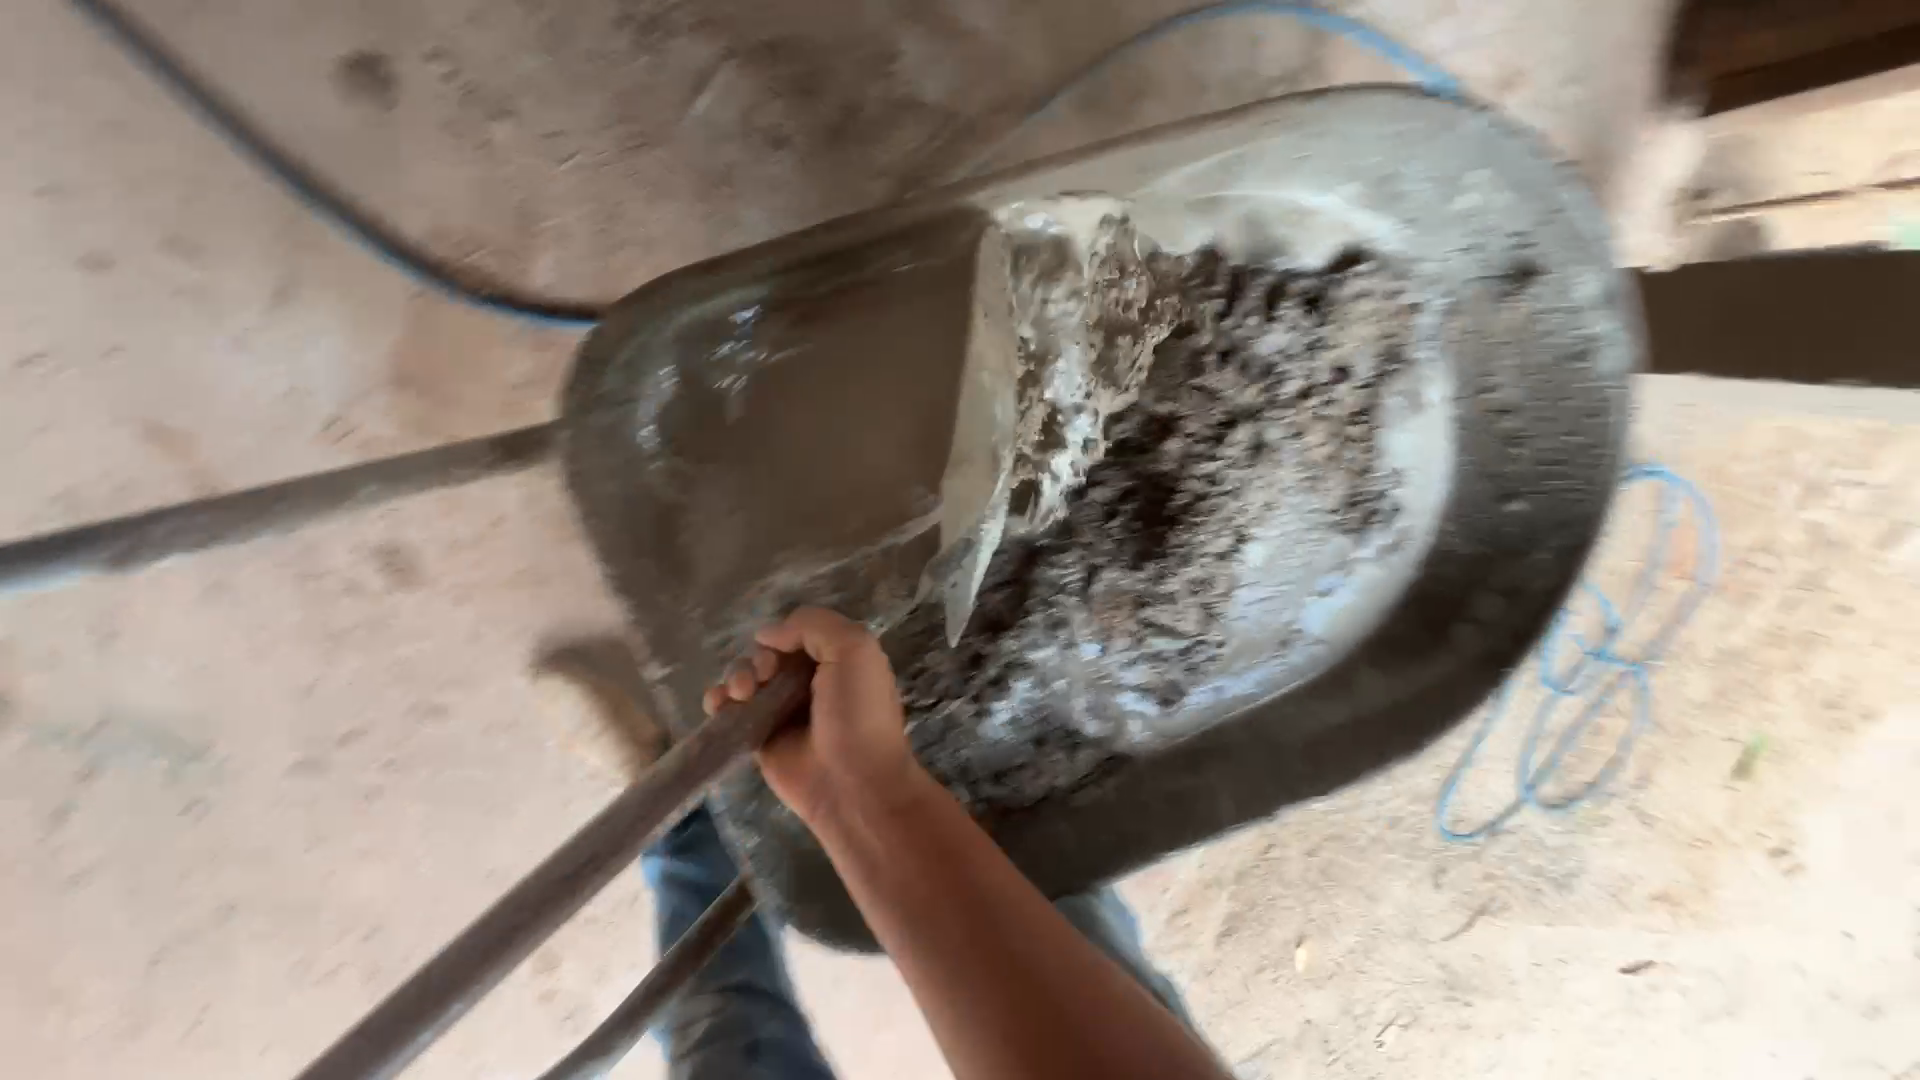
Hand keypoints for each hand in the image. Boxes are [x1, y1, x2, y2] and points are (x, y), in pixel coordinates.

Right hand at [703, 607, 923, 828]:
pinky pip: (731, 710)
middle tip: (765, 677)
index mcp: (838, 658)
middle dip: (759, 658)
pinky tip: (720, 705)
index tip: (779, 649)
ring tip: (743, 694)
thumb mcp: (855, 649)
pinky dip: (719, 700)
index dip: (784, 635)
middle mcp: (810, 681)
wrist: (853, 783)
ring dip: (737, 676)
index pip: (800, 632)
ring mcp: (782, 710)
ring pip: (747, 677)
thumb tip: (767, 634)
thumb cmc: (859, 713)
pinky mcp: (759, 737)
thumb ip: (814, 625)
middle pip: (769, 653)